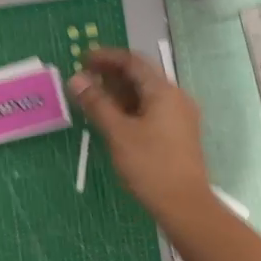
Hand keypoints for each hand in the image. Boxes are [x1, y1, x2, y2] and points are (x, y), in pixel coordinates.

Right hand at [68, 49, 211, 220]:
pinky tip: (112, 119)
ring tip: (93, 99)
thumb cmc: (150, 165)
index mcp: (164, 91)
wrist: (184, 204)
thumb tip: (76, 79)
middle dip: (111, 75)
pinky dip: (129, 108)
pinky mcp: (177, 134)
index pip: (133, 62)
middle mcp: (175, 98)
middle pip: (141, 76)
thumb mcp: (118, 133)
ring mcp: (179, 117)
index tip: (83, 58)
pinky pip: (151, 110)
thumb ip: (96, 104)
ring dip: (119, 93)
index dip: (107, 57)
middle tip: (84, 79)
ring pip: (145, 95)